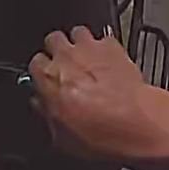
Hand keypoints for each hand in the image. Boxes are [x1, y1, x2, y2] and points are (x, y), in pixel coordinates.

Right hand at [30, 28, 165, 162]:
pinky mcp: (113, 45)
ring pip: (78, 32)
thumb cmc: (99, 130)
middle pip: (53, 39)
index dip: (42, 72)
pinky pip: (105, 37)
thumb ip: (48, 114)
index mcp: (48, 77)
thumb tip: (44, 108)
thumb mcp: (61, 137)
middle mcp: (66, 56)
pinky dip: (105, 46)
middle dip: (58, 49)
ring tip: (87, 58)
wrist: (133, 120)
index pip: (35, 63)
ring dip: (80, 43)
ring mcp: (90, 47)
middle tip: (66, 65)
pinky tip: (109, 59)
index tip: (48, 80)